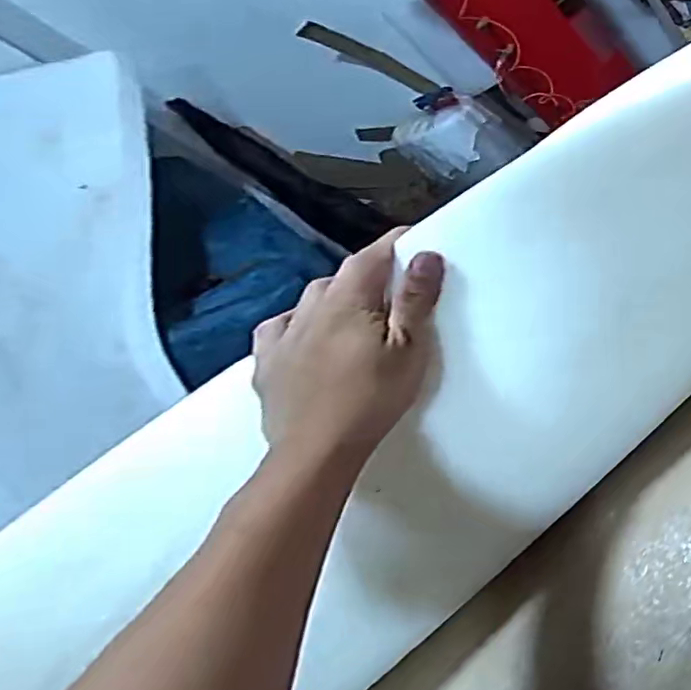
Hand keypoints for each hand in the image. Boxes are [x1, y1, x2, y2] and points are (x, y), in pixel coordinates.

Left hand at [250, 228, 444, 467]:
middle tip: (399, 284)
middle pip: (339, 276)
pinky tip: (310, 333)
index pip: (369, 256)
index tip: (417, 237)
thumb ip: (415, 301)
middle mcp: (308, 313)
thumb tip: (425, 255)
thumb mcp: (410, 349)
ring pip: (310, 298)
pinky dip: (300, 321)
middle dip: (369, 272)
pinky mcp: (265, 365)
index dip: (394, 242)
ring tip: (360, 309)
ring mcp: (281, 339)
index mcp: (346, 304)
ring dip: (337, 294)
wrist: (315, 452)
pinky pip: (280, 327)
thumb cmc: (374, 397)